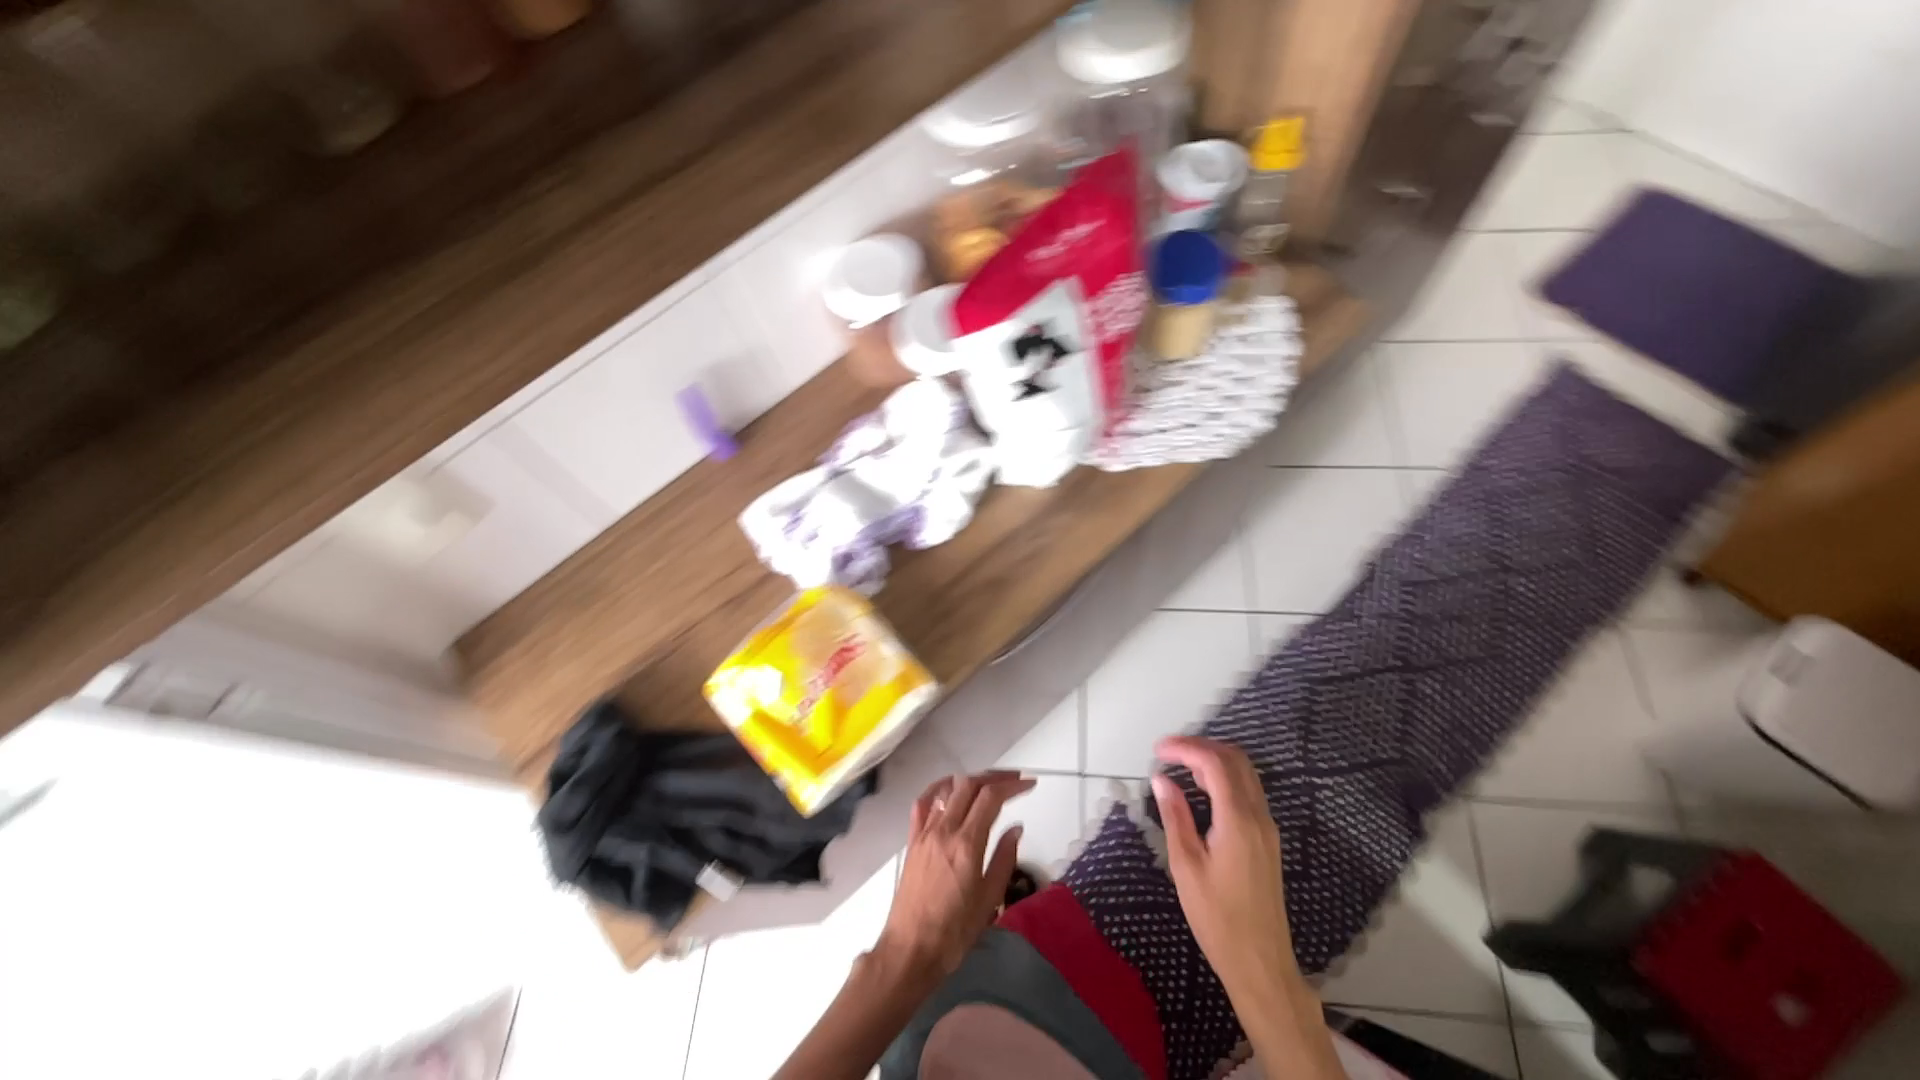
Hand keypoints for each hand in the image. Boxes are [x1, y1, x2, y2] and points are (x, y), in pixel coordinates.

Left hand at [876, 771, 1034, 978]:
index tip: (1030, 784)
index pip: (991, 797)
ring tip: (989, 785)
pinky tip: (950, 790)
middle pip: (968, 785)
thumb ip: (1004, 858)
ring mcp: (924, 833)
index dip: (1012, 786)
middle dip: (994, 777)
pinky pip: (924, 803)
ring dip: (970, 780)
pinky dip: (940, 789)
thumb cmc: (955, 930)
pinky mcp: (912, 841)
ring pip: (947, 790)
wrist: (911, 948)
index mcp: (966, 843)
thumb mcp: (989, 898)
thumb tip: (1016, 828)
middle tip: (1015, 781)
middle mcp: (943, 830)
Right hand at [1151, 736, 1300, 995]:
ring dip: (1214, 762)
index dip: (1185, 748)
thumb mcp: (1186, 866)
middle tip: (1168, 753)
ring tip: (1180, 769)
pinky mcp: (1267, 840)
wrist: (1259, 961)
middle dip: (1202, 747)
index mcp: (1238, 820)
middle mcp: (1259, 816)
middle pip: (1236, 761)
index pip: (1215, 764)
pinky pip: (1248, 793)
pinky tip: (1201, 792)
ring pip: (1246, 775)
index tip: (1157, 750)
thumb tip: (1162, 779)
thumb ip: (1176, 817)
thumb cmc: (1216, 917)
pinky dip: (1224, 781)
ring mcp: (1267, 828)